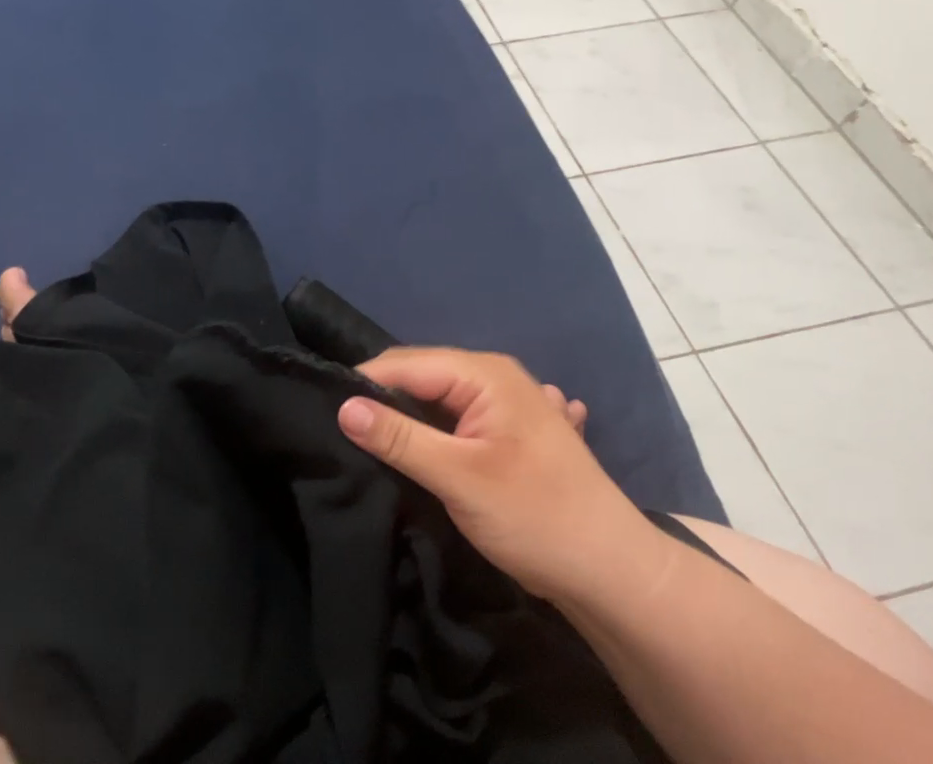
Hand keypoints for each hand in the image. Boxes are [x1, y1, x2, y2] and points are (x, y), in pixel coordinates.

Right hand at [338, 347, 669, 605]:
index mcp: (486, 374)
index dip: (362, 385)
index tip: (324, 414)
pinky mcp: (506, 435)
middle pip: (420, 377)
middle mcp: (495, 378)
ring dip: (405, 420)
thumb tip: (342, 407)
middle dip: (381, 401)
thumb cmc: (535, 516)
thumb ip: (399, 438)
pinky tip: (413, 452)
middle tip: (339, 433)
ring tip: (366, 444)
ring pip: (436, 401)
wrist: (608, 570)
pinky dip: (430, 431)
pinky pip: (455, 420)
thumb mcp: (459, 477)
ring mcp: (505, 406)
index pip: (405, 364)